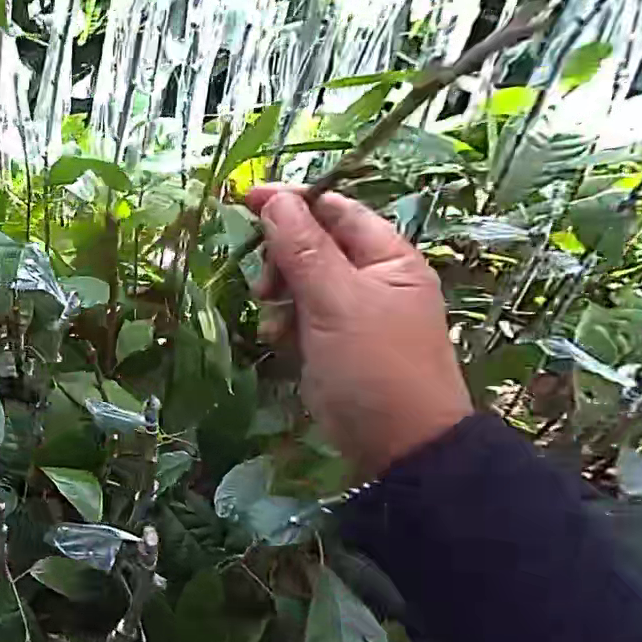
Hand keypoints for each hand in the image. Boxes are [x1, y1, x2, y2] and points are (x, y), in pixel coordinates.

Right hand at [245, 185, 472, 476]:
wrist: (395, 442)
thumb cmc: (375, 365)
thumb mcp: (337, 303)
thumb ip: (304, 251)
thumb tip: (275, 201)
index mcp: (386, 256)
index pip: (334, 210)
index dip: (292, 202)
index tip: (245, 199)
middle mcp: (369, 278)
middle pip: (312, 246)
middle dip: (281, 259)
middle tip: (264, 285)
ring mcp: (349, 312)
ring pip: (299, 284)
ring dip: (278, 296)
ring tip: (273, 322)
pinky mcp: (331, 342)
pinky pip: (298, 318)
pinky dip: (283, 324)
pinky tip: (278, 342)